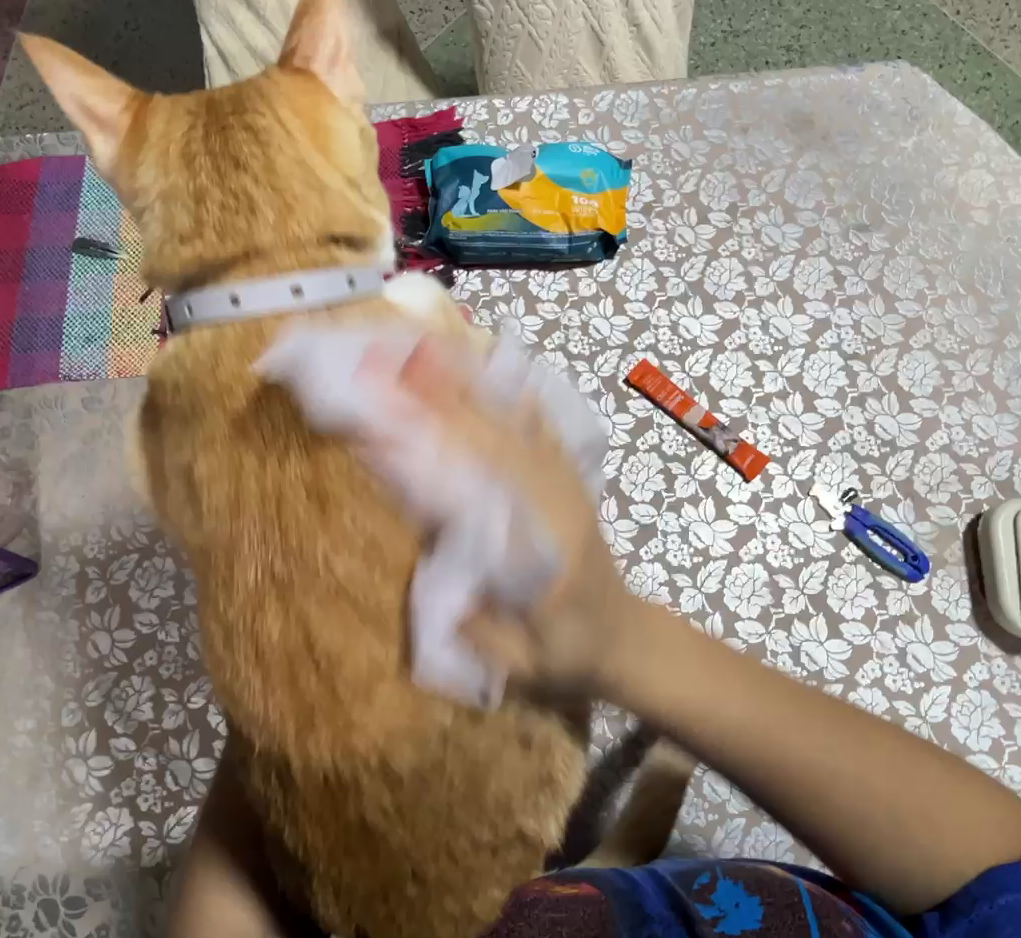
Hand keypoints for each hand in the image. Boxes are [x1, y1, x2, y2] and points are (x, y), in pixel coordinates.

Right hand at [396, 338, 636, 693]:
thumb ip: (481, 630)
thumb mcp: (523, 663)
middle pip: (497, 446)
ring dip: (475, 394)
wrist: (626, 638)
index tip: (394, 428)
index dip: (440, 454)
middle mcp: (558, 508)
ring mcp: (568, 491)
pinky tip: (499, 374)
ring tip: (435, 356)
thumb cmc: (570, 655)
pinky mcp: (572, 485)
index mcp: (544, 552)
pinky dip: (519, 403)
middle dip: (446, 407)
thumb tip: (434, 584)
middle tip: (398, 371)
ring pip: (518, 432)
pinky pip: (545, 435)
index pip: (484, 490)